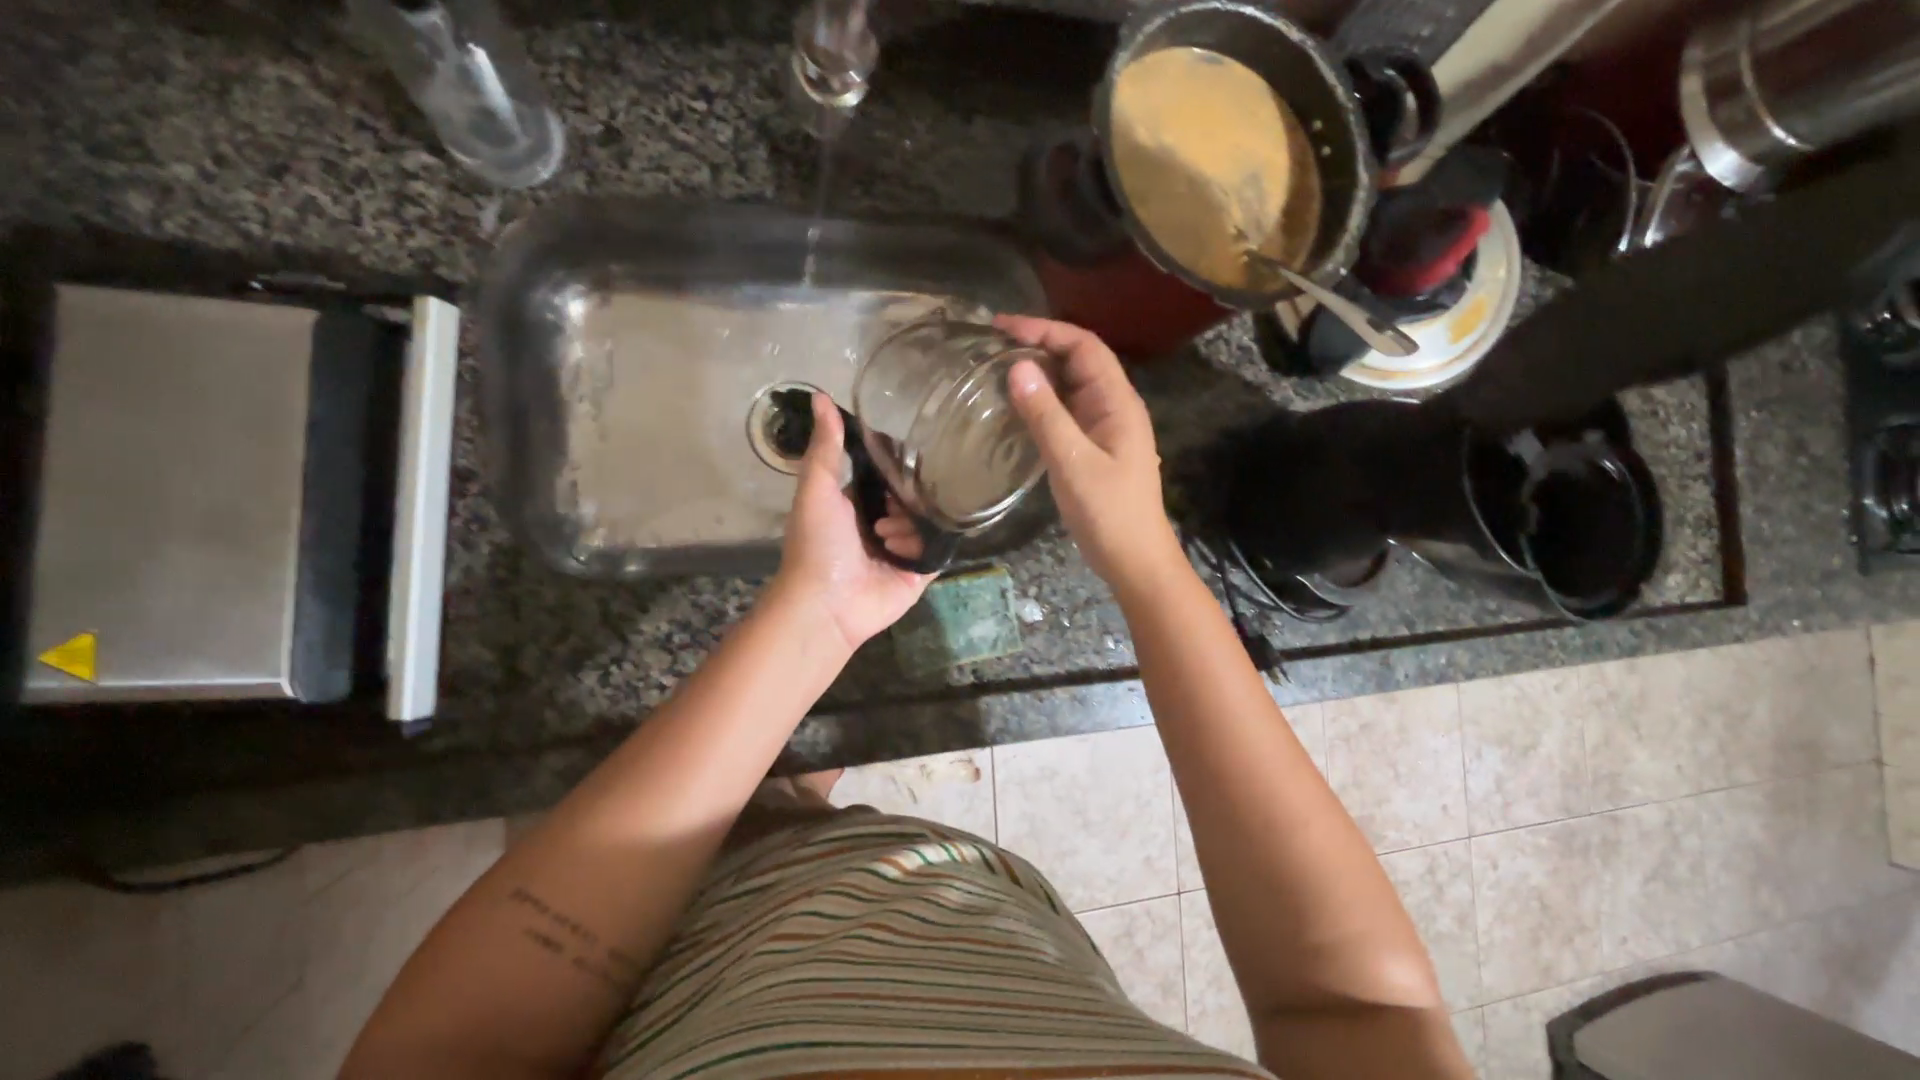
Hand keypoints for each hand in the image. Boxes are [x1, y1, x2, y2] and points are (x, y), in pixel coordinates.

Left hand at [768, 392, 932, 651]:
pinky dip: (922, 544)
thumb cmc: (817, 544)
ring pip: (926, 519)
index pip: (886, 473)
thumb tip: (820, 394)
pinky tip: (904, 547)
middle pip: (911, 494)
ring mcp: (902, 548)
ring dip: (907, 522)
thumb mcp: (816, 487)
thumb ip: (825, 446)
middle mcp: (880, 522)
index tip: (910, 445)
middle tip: (894, 500)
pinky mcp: (919, 571)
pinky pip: (937, 547)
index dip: (895, 461)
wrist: (826, 604)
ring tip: (888, 535)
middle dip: (906, 494)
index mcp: (855, 502)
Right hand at [998, 315, 1182, 588]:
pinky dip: (1041, 400)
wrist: (1135, 560)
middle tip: (991, 344)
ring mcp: (1105, 427)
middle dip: (1038, 344)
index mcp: (1118, 402)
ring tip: (996, 367)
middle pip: (1078, 360)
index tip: (1002, 327)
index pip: (1084, 346)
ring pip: (1071, 385)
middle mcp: (1114, 406)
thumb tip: (1017, 367)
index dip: (1045, 329)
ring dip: (1039, 371)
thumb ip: (1045, 415)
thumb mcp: (1072, 462)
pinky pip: (1066, 410)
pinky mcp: (1094, 447)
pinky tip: (1015, 406)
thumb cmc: (1109, 513)